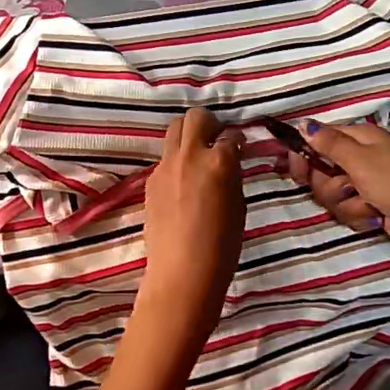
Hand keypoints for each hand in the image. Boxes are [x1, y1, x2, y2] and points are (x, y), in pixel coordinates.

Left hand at [140, 108, 245, 341]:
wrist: (182, 272)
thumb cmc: (221, 246)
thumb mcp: (239, 205)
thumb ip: (233, 175)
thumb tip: (229, 161)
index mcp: (219, 161)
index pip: (231, 135)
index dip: (237, 142)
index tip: (239, 150)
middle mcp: (190, 155)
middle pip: (195, 117)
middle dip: (209, 125)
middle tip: (216, 143)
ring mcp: (165, 166)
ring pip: (174, 130)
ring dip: (189, 137)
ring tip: (197, 159)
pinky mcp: (150, 180)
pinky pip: (165, 158)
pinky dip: (176, 161)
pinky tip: (182, 184)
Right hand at [286, 121, 389, 260]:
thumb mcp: (362, 160)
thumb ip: (329, 144)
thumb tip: (303, 124)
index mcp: (360, 139)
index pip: (319, 139)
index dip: (304, 152)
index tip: (296, 165)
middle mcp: (359, 160)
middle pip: (320, 170)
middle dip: (328, 184)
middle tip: (346, 186)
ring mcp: (363, 186)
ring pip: (331, 194)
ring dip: (345, 203)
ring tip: (368, 205)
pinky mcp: (368, 209)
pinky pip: (345, 211)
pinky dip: (357, 215)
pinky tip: (375, 217)